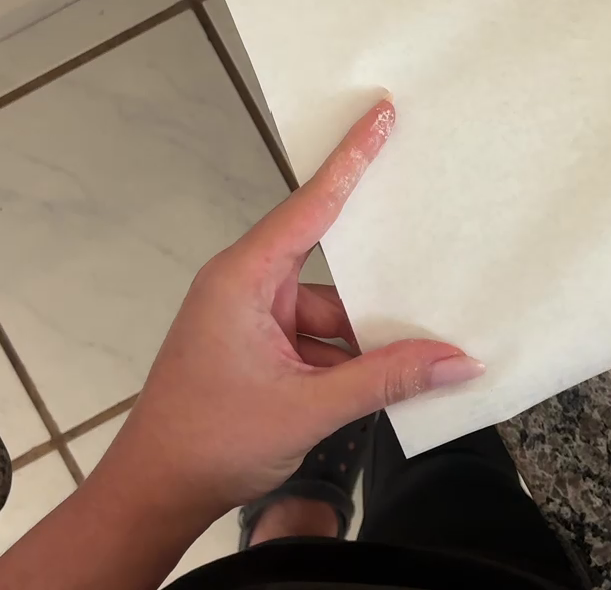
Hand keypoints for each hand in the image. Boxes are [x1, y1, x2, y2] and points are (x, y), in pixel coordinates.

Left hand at [90, 99, 483, 522]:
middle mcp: (247, 283)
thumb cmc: (211, 441)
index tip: (379, 113)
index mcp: (245, 276)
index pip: (310, 203)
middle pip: (325, 255)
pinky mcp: (258, 344)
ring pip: (326, 305)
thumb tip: (458, 360)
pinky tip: (382, 375)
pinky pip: (315, 333)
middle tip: (422, 229)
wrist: (152, 497)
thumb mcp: (309, 406)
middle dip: (372, 262)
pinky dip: (344, 354)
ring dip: (360, 333)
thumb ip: (386, 379)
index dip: (351, 156)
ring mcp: (251, 315)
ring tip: (417, 345)